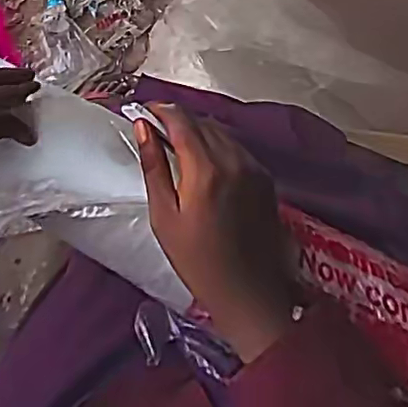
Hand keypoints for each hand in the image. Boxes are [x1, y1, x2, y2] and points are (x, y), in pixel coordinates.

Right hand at [135, 104, 299, 361]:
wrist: (250, 296)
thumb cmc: (198, 261)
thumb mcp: (164, 216)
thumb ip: (153, 166)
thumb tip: (142, 126)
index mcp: (205, 169)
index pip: (180, 120)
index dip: (160, 109)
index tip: (144, 111)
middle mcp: (233, 160)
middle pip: (200, 121)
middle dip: (176, 119)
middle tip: (156, 130)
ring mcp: (253, 167)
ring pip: (219, 131)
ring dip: (197, 130)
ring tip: (177, 144)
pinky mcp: (265, 177)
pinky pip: (235, 146)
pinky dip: (216, 144)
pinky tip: (204, 161)